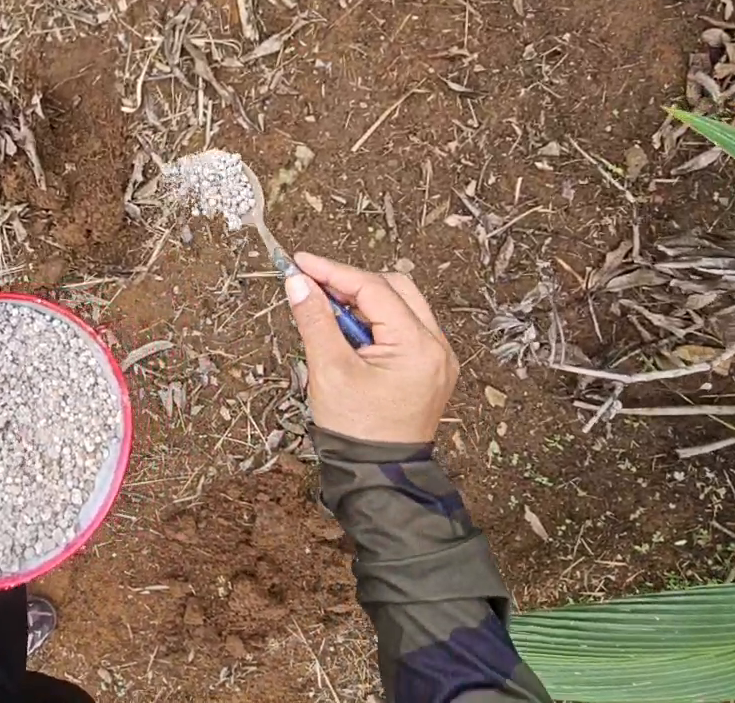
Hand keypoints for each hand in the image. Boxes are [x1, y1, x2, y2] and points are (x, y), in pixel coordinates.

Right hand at [284, 253, 456, 443]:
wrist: (378, 474)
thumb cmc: (355, 426)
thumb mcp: (329, 368)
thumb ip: (314, 319)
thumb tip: (297, 281)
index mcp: (418, 346)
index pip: (372, 289)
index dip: (332, 271)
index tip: (299, 261)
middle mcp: (436, 346)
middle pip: (393, 288)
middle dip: (350, 282)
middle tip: (312, 284)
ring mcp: (436, 357)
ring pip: (399, 304)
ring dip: (360, 300)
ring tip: (326, 309)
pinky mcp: (427, 367)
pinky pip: (401, 326)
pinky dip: (372, 319)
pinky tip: (346, 329)